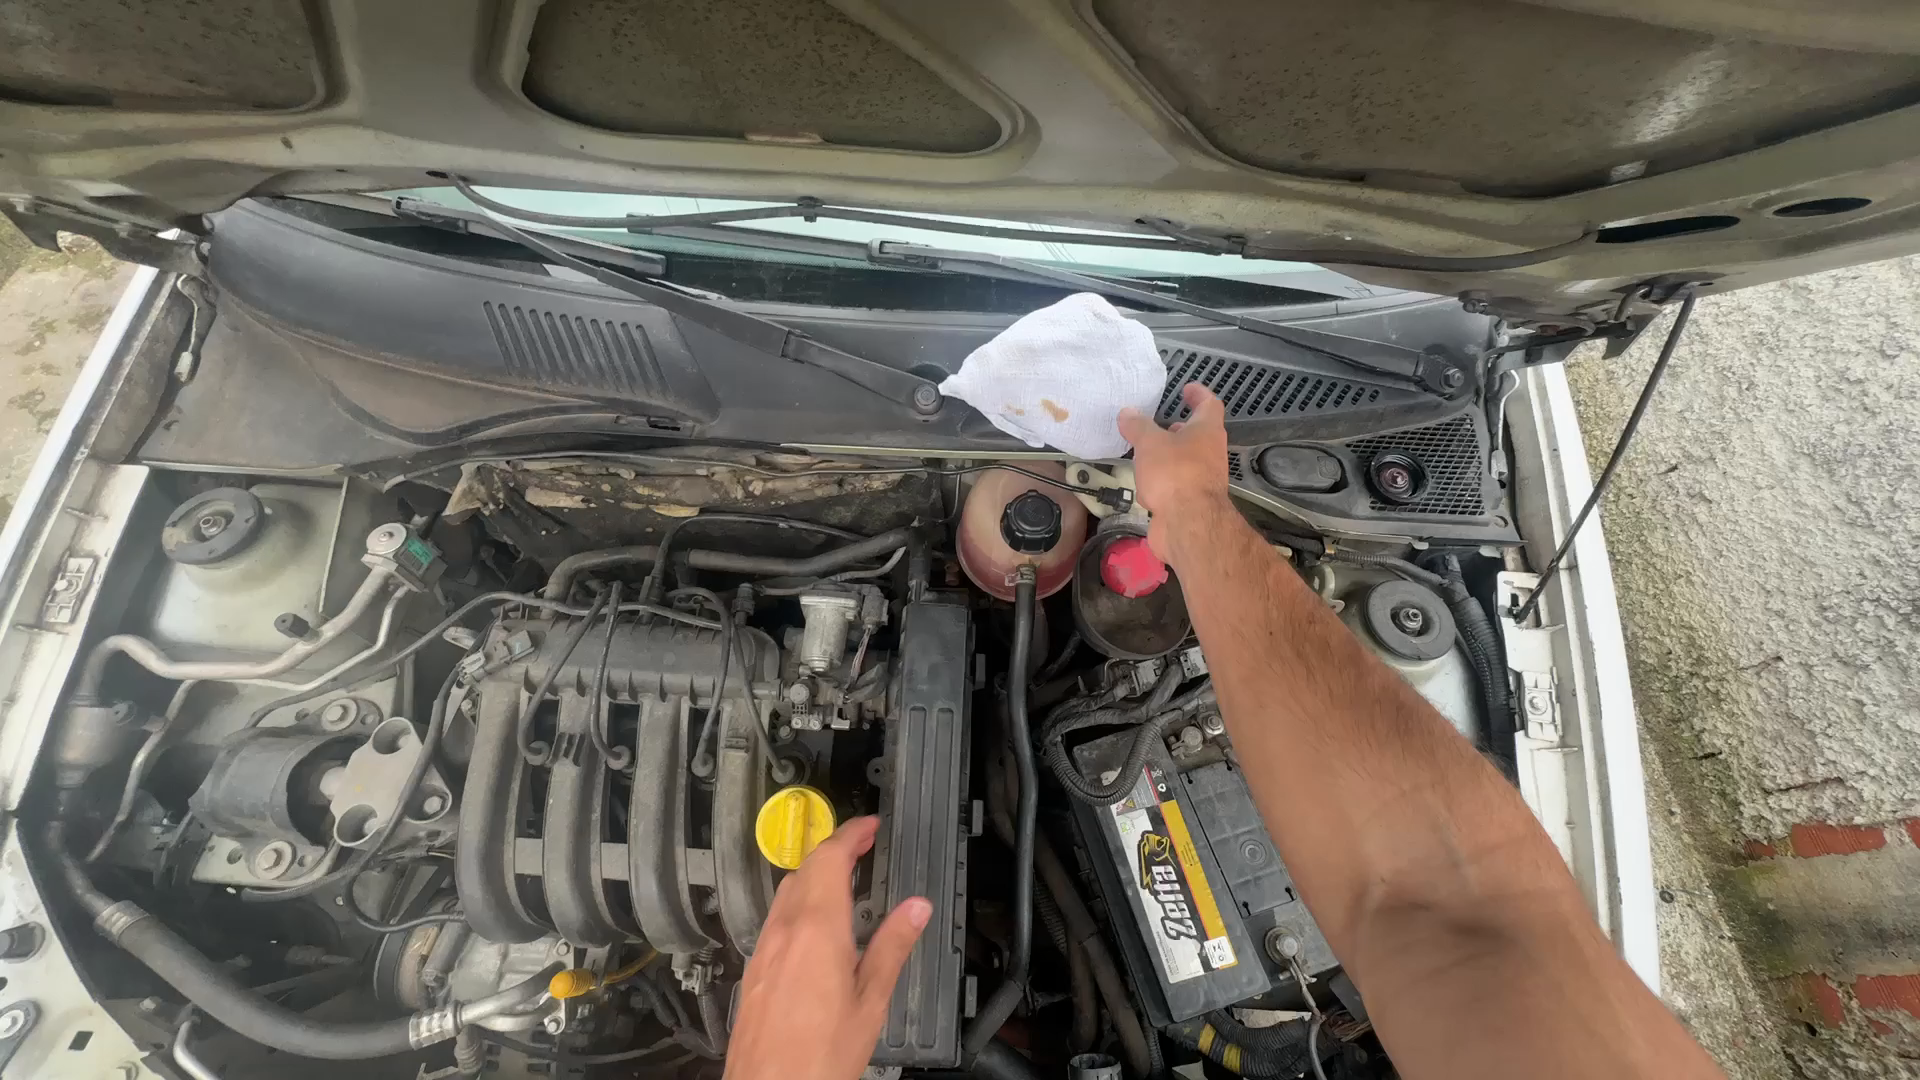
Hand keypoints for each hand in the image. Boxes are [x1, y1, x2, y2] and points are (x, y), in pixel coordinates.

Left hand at [724, 816, 931, 1079]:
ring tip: (843, 874)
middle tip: (863, 843)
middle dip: (837, 847)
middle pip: (806, 866)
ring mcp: (765, 947)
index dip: (852, 833)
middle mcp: (785, 929)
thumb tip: (917, 908)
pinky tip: (814, 918)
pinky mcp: (754, 967)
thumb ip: (893, 946)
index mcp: (818, 928)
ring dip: (815, 870)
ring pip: (787, 888)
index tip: (870, 825)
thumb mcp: (871, 1001)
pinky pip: (776, 914)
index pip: (831, 857)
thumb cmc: (818, 1058)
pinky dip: (799, 897)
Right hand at [1117, 382, 1232, 562]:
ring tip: (1150, 452)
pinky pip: (1179, 483)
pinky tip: (1148, 482)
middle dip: (1182, 429)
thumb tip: (1127, 412)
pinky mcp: (1193, 501)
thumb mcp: (1150, 443)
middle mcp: (1211, 453)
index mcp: (1207, 432)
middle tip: (1164, 424)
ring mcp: (1204, 479)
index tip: (1187, 389)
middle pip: (1200, 434)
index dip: (1198, 394)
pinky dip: (1165, 478)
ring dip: (1172, 455)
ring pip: (1189, 460)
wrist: (1188, 523)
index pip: (1209, 405)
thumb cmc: (1174, 473)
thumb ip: (1138, 427)